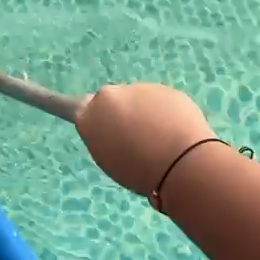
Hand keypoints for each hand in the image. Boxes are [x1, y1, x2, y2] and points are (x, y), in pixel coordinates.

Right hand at [74, 84, 215, 195]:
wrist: (181, 161)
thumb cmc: (138, 170)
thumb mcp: (109, 160)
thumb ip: (104, 138)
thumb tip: (112, 128)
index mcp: (89, 115)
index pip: (79, 107)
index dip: (90, 114)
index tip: (96, 120)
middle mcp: (110, 95)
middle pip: (111, 103)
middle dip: (120, 116)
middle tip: (133, 144)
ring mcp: (140, 89)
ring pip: (138, 102)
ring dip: (144, 115)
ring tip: (159, 144)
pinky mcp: (166, 89)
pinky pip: (160, 103)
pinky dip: (165, 115)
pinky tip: (175, 135)